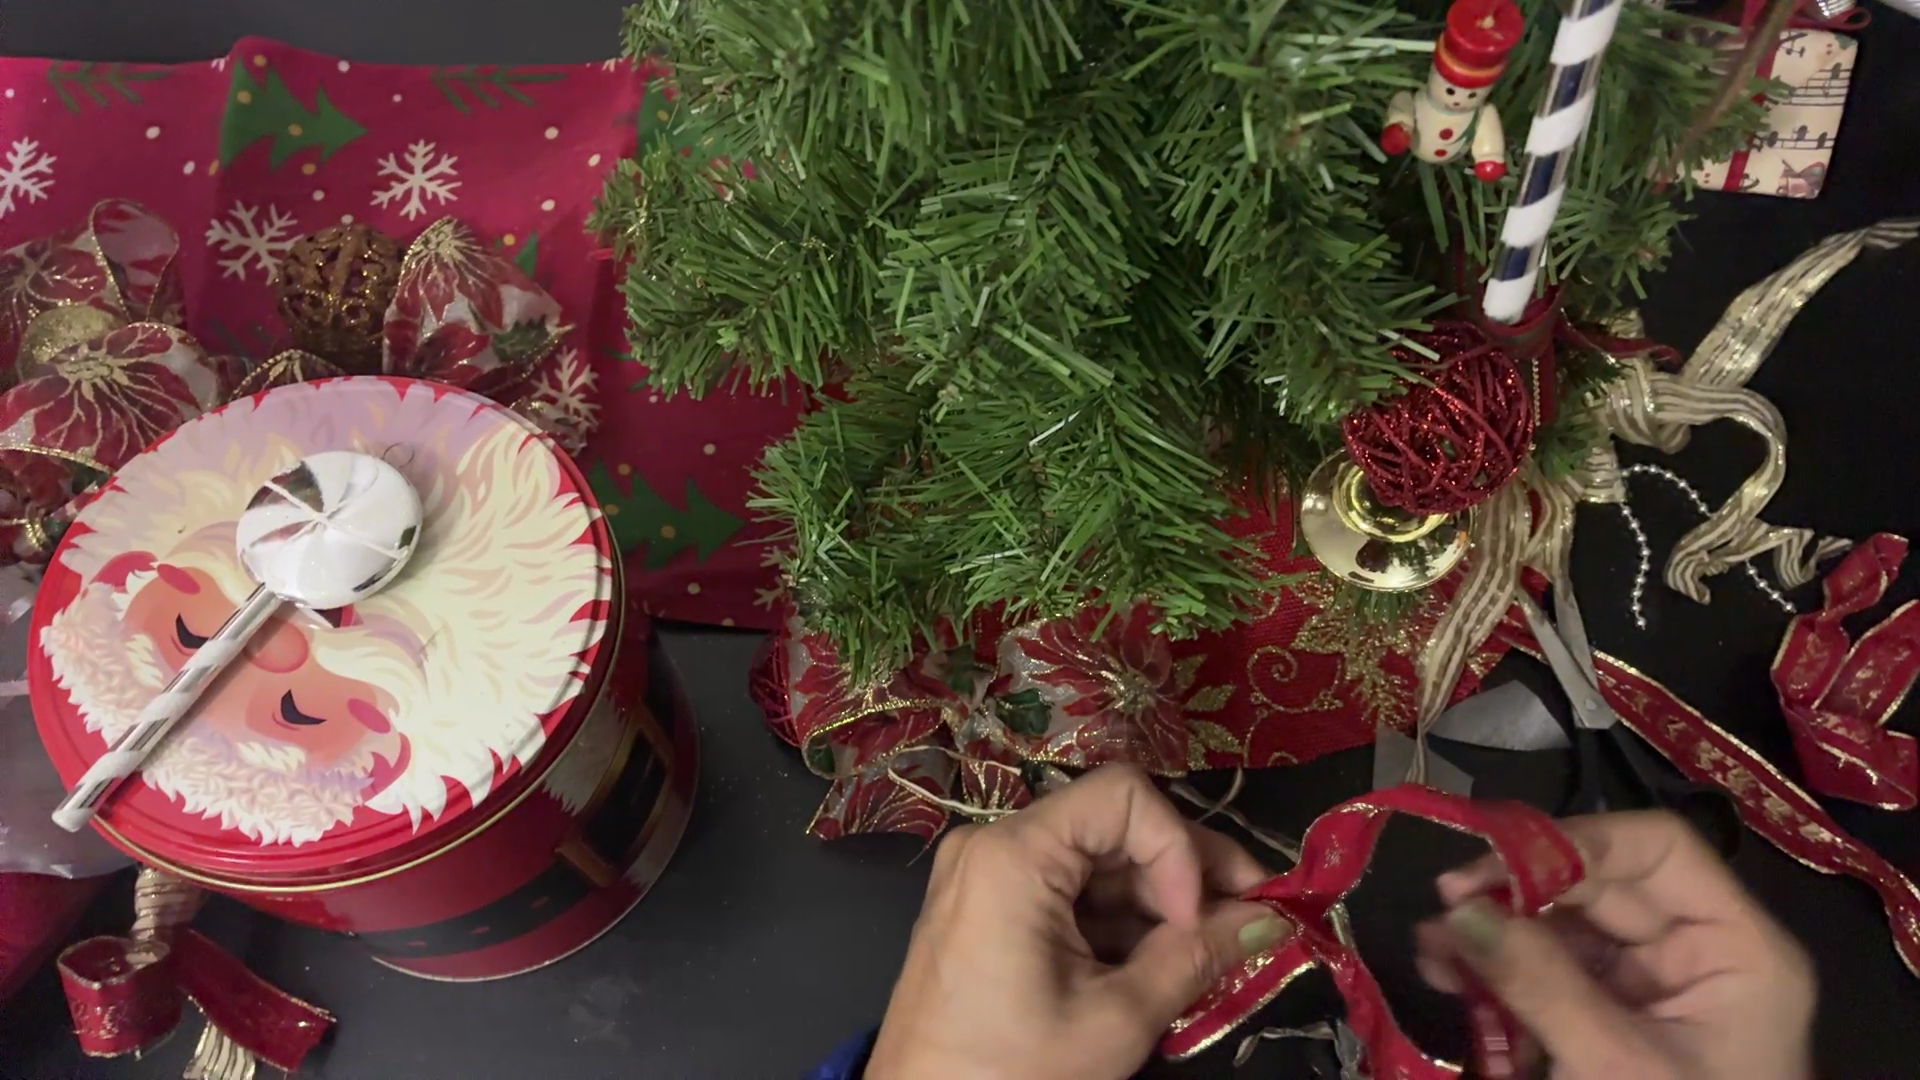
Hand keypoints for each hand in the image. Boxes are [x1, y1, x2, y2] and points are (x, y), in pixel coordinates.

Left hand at [867, 765, 1289, 1079]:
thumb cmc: (1011, 1075)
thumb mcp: (1114, 1022)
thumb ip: (1195, 959)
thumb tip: (1270, 919)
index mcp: (1012, 853)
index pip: (1121, 795)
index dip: (1176, 844)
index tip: (1200, 918)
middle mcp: (995, 840)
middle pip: (1110, 823)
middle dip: (1182, 869)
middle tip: (1249, 917)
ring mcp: (988, 867)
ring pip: (1094, 856)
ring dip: (1156, 896)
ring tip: (1209, 947)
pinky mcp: (989, 896)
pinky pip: (1067, 884)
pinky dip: (1117, 914)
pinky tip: (1159, 953)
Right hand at [1415, 810, 1814, 1079]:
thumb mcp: (1617, 1069)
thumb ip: (1540, 983)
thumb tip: (1456, 905)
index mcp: (1731, 952)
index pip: (1655, 848)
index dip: (1576, 842)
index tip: (1496, 867)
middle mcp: (1682, 947)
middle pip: (1583, 879)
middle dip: (1505, 891)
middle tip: (1443, 910)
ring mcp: (1632, 976)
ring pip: (1542, 914)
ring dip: (1480, 928)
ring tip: (1432, 954)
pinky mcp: (1588, 1003)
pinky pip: (1526, 956)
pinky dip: (1482, 960)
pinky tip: (1444, 975)